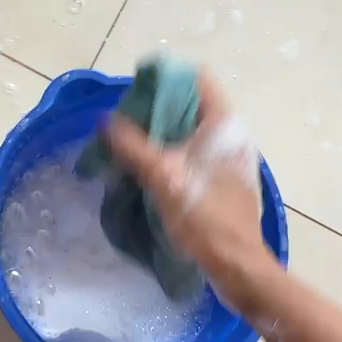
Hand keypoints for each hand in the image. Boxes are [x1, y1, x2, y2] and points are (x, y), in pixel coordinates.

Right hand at [102, 70, 278, 300]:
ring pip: (189, 131)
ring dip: (160, 133)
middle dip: (156, 107)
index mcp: (224, 124)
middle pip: (190, 104)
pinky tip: (146, 168)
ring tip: (128, 143)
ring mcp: (228, 158)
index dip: (165, 77)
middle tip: (124, 120)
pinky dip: (169, 153)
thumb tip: (105, 121)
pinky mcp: (222, 180)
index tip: (135, 89)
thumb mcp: (164, 177)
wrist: (236, 264)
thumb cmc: (205, 216)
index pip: (197, 78)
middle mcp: (230, 135)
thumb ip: (133, 146)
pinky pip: (192, 153)